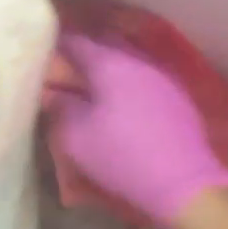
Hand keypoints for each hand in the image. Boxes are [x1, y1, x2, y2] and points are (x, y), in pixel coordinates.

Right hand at [54, 34, 227, 225]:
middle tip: (62, 76)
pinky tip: (119, 108)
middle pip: (103, 52)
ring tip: (89, 93)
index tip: (42, 54)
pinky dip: (125, 90)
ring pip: (125, 68)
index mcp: (110, 65)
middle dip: (81, 62)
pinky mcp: (178, 101)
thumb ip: (60, 107)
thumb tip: (53, 93)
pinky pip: (142, 85)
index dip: (56, 47)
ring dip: (105, 77)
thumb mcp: (76, 136)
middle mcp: (138, 63)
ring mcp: (162, 80)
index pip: (76, 43)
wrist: (185, 185)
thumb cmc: (121, 156)